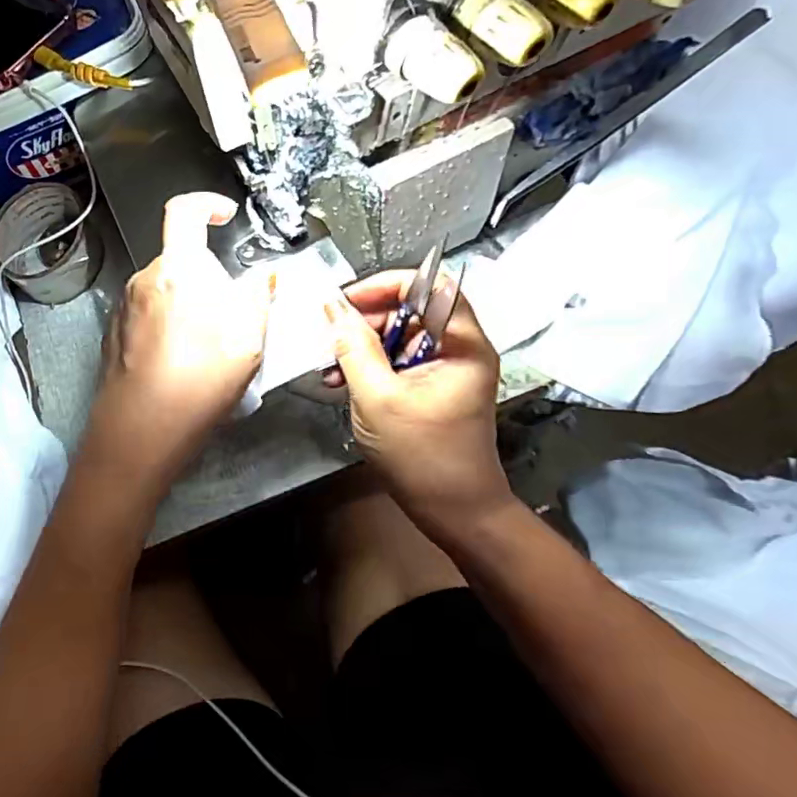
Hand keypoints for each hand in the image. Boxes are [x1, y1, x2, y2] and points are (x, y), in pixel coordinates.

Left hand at [86, 193, 271, 481]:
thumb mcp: (248, 336)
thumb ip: (257, 296)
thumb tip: (262, 278)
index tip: (223, 215)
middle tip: (234, 315)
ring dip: (191, 307)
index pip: (186, 211)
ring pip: (167, 293)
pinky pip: (151, 317)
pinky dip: (171, 328)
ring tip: (212, 349)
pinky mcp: (118, 335)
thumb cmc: (196, 381)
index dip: (207, 204)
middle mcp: (145, 281)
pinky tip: (186, 363)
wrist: (142, 429)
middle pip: (182, 262)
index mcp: (178, 269)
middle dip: (210, 279)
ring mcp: (126, 308)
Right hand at [325, 269, 515, 537]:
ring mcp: (448, 369)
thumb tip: (335, 310)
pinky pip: (400, 360)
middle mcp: (461, 349)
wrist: (454, 511)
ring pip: (401, 335)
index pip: (430, 285)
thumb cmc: (424, 458)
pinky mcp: (434, 387)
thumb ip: (354, 348)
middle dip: (367, 320)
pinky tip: (345, 381)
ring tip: (333, 367)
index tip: (349, 300)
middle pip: (412, 309)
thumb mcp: (377, 398)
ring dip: (364, 345)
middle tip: (333, 338)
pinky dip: (373, 366)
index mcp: (463, 344)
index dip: (386, 285)